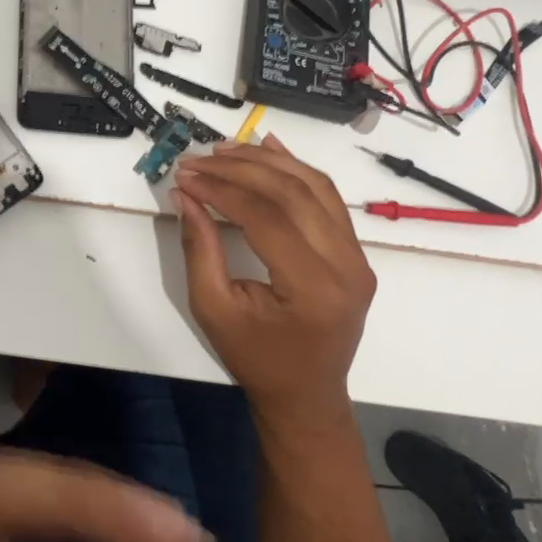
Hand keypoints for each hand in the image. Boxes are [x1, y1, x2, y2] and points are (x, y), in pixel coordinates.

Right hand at [171, 136, 375, 427]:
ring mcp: (357, 257)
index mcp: (313, 287)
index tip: (184, 177)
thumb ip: (200, 248)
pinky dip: (297, 170)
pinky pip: (328, 199)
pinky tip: (269, 148)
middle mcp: (346, 265)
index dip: (221, 190)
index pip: (265, 217)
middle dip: (241, 169)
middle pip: (294, 193)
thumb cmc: (255, 357)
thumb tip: (184, 195)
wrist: (305, 393)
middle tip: (198, 160)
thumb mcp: (213, 307)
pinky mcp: (355, 252)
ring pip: (315, 187)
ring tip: (224, 150)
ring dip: (268, 161)